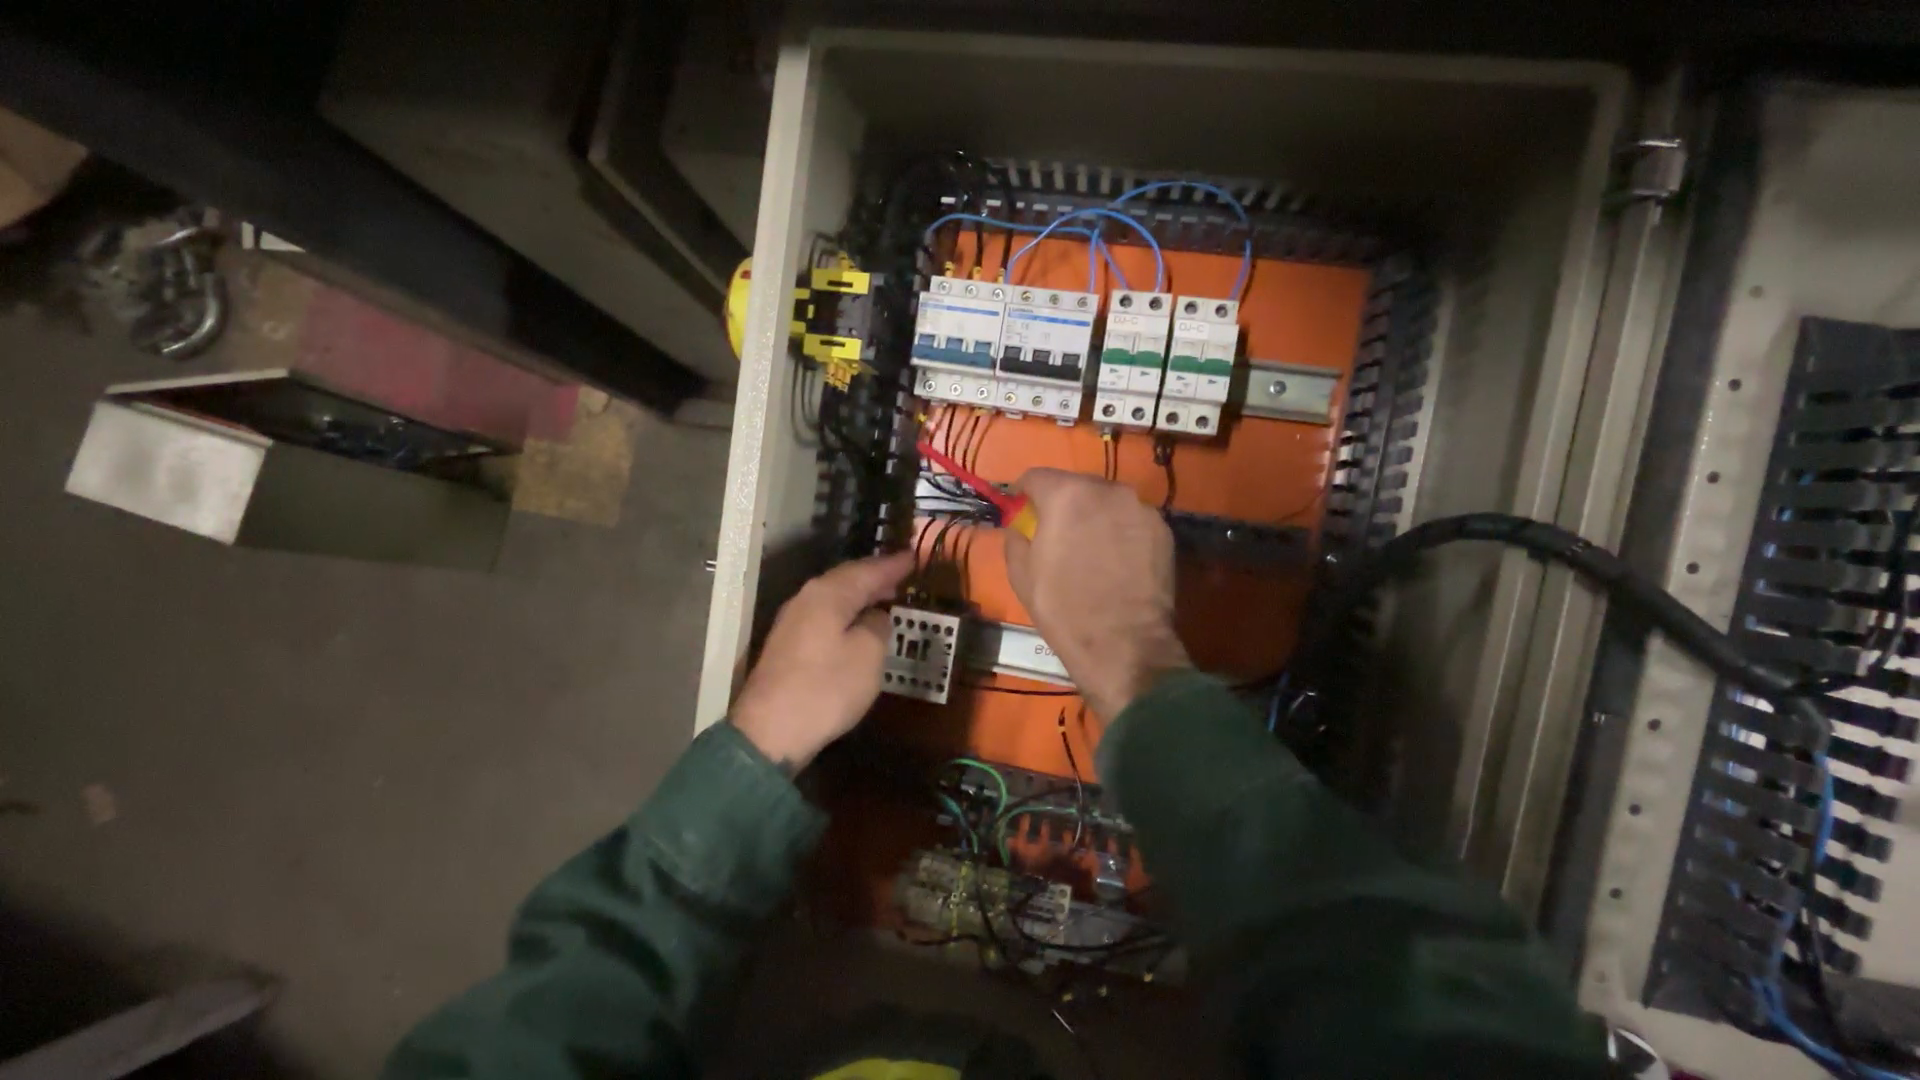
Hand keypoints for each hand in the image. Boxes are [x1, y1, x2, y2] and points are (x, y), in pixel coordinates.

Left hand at [731, 552, 913, 772]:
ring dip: (860, 595)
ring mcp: (793, 622)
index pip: (868, 570)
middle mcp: (806, 598)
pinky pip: (825, 616)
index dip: (893, 565)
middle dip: (875, 577)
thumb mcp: (868, 655)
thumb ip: (878, 626)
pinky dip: (846, 613)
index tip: (915, 556)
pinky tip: (858, 623)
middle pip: (847, 579)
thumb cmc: (827, 688)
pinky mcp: (788, 645)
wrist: (770, 731)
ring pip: (834, 598)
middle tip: (903, 575)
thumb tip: (876, 615)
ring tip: (885, 596)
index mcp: (828, 594)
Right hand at [1003, 469, 1190, 721]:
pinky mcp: (1163, 530)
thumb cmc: (1063, 608)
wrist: (1124, 644)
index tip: (1021, 511)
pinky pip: (1132, 520)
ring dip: (1095, 516)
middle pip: (1076, 485)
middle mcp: (1107, 490)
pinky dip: (1121, 532)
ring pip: (1108, 502)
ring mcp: (1140, 508)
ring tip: (1092, 550)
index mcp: (1066, 495)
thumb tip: (1020, 526)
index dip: (1024, 493)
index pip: (1036, 476)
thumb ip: (1016, 537)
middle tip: (1058, 534)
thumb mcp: (1021, 574)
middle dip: (1063, 503)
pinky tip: (1118, 561)